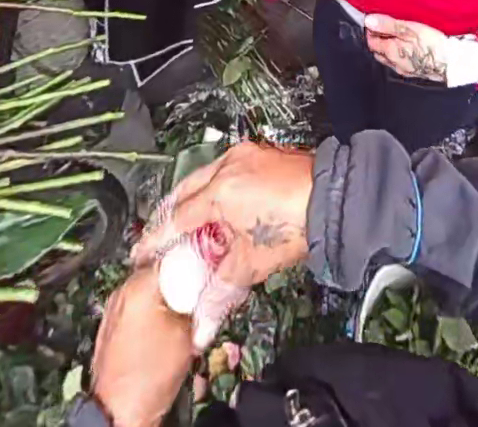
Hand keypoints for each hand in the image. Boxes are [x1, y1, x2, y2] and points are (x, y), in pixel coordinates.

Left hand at [91, 267, 195, 426]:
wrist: (117, 413)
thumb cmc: (152, 372)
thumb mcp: (187, 332)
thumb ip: (197, 302)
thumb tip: (207, 286)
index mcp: (140, 283)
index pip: (175, 255)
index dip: (196, 263)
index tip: (209, 274)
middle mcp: (123, 288)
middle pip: (161, 272)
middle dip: (182, 282)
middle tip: (200, 297)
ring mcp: (114, 307)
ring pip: (150, 290)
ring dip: (168, 297)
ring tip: (185, 316)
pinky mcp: (112, 326)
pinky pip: (139, 307)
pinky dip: (154, 311)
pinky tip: (166, 329)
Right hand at [133, 142, 313, 347]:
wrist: (334, 198)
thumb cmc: (297, 223)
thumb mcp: (252, 262)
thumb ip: (220, 291)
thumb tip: (201, 324)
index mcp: (220, 190)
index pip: (178, 218)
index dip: (159, 240)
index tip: (143, 254)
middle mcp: (228, 166)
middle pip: (186, 191)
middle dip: (172, 214)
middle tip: (164, 240)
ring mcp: (244, 155)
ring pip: (205, 176)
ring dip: (195, 199)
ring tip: (193, 227)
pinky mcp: (259, 153)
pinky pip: (226, 169)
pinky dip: (216, 188)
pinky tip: (221, 207)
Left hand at [364, 15, 451, 83]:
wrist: (453, 63)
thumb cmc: (432, 45)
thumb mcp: (409, 29)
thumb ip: (388, 25)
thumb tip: (369, 21)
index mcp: (390, 52)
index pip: (371, 43)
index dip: (370, 32)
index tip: (373, 23)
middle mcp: (395, 64)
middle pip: (379, 52)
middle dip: (377, 41)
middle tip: (381, 28)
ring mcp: (406, 69)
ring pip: (390, 59)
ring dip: (388, 49)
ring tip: (394, 37)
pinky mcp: (416, 72)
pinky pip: (402, 63)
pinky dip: (399, 55)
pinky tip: (407, 49)